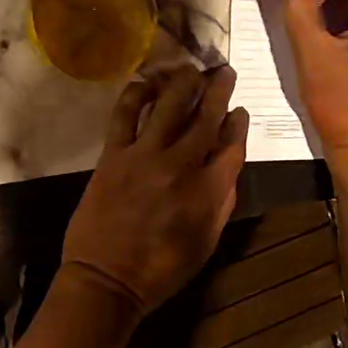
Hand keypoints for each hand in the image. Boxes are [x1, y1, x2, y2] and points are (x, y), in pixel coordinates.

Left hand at [61, 67, 249, 315]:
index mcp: (209, 190)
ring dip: (183, 82)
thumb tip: (228, 166)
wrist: (107, 278)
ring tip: (191, 68)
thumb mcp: (207, 241)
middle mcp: (181, 165)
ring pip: (169, 106)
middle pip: (205, 117)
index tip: (240, 111)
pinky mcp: (113, 155)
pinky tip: (146, 82)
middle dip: (218, 90)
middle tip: (224, 71)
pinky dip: (135, 94)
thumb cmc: (163, 269)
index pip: (232, 145)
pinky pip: (125, 114)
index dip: (239, 124)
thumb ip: (222, 201)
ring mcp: (145, 155)